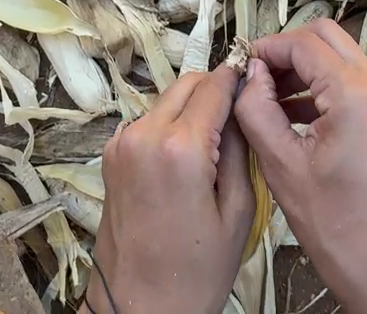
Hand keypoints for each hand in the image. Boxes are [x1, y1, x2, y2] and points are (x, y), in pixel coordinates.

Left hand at [86, 67, 253, 313]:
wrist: (136, 311)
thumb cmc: (197, 272)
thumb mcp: (237, 211)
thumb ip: (240, 148)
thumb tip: (240, 106)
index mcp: (181, 146)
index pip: (215, 86)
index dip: (237, 77)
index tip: (255, 78)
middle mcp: (146, 132)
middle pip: (188, 83)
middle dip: (214, 89)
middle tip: (237, 114)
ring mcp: (123, 141)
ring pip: (167, 98)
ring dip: (191, 106)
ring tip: (214, 140)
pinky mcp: (111, 153)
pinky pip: (149, 120)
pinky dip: (170, 123)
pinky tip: (186, 156)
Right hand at [233, 20, 366, 313]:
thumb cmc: (336, 225)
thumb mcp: (282, 165)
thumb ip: (257, 108)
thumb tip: (250, 72)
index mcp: (356, 93)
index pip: (303, 44)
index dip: (267, 48)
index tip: (241, 64)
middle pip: (326, 36)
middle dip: (288, 50)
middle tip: (258, 76)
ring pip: (341, 53)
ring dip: (306, 66)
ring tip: (271, 98)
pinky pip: (354, 77)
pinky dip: (324, 83)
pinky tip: (296, 113)